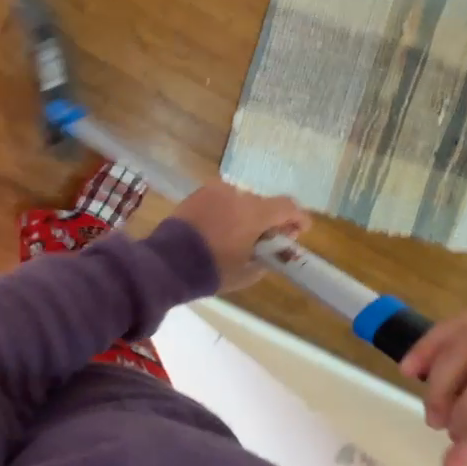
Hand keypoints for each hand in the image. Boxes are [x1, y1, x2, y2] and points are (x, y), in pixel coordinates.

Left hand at [169, 181, 310, 292]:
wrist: (166, 262)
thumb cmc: (210, 270)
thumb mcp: (245, 274)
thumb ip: (264, 261)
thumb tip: (270, 254)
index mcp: (254, 212)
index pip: (287, 206)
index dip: (298, 218)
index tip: (300, 230)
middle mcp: (237, 194)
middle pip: (262, 204)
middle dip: (269, 220)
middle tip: (267, 239)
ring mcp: (214, 191)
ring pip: (240, 201)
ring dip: (245, 215)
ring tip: (239, 235)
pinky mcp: (196, 195)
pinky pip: (220, 201)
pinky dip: (225, 212)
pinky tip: (220, 229)